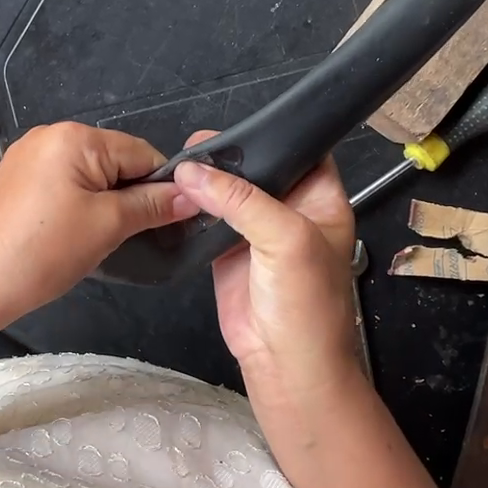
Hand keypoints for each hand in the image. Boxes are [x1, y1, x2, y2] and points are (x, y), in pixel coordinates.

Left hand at [0, 123, 195, 324]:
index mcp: (74, 136)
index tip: (170, 218)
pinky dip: (77, 200)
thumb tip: (192, 196)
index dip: (161, 185)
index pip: (140, 151)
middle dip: (130, 192)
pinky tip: (72, 229)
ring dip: (104, 199)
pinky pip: (62, 180)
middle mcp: (49, 134)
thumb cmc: (49, 250)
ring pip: (88, 172)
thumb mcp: (110, 225)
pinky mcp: (15, 176)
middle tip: (131, 231)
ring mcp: (28, 154)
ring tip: (100, 234)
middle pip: (114, 159)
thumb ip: (153, 205)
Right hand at [171, 134, 361, 398]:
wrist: (284, 363)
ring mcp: (255, 230)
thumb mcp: (286, 239)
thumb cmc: (304, 302)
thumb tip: (189, 171)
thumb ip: (240, 200)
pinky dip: (187, 207)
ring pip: (226, 192)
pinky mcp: (225, 250)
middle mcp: (288, 208)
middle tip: (190, 145)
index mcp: (319, 199)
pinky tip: (169, 194)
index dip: (271, 134)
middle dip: (226, 155)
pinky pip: (205, 219)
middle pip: (255, 168)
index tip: (235, 123)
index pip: (299, 150)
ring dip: (202, 180)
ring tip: (173, 164)